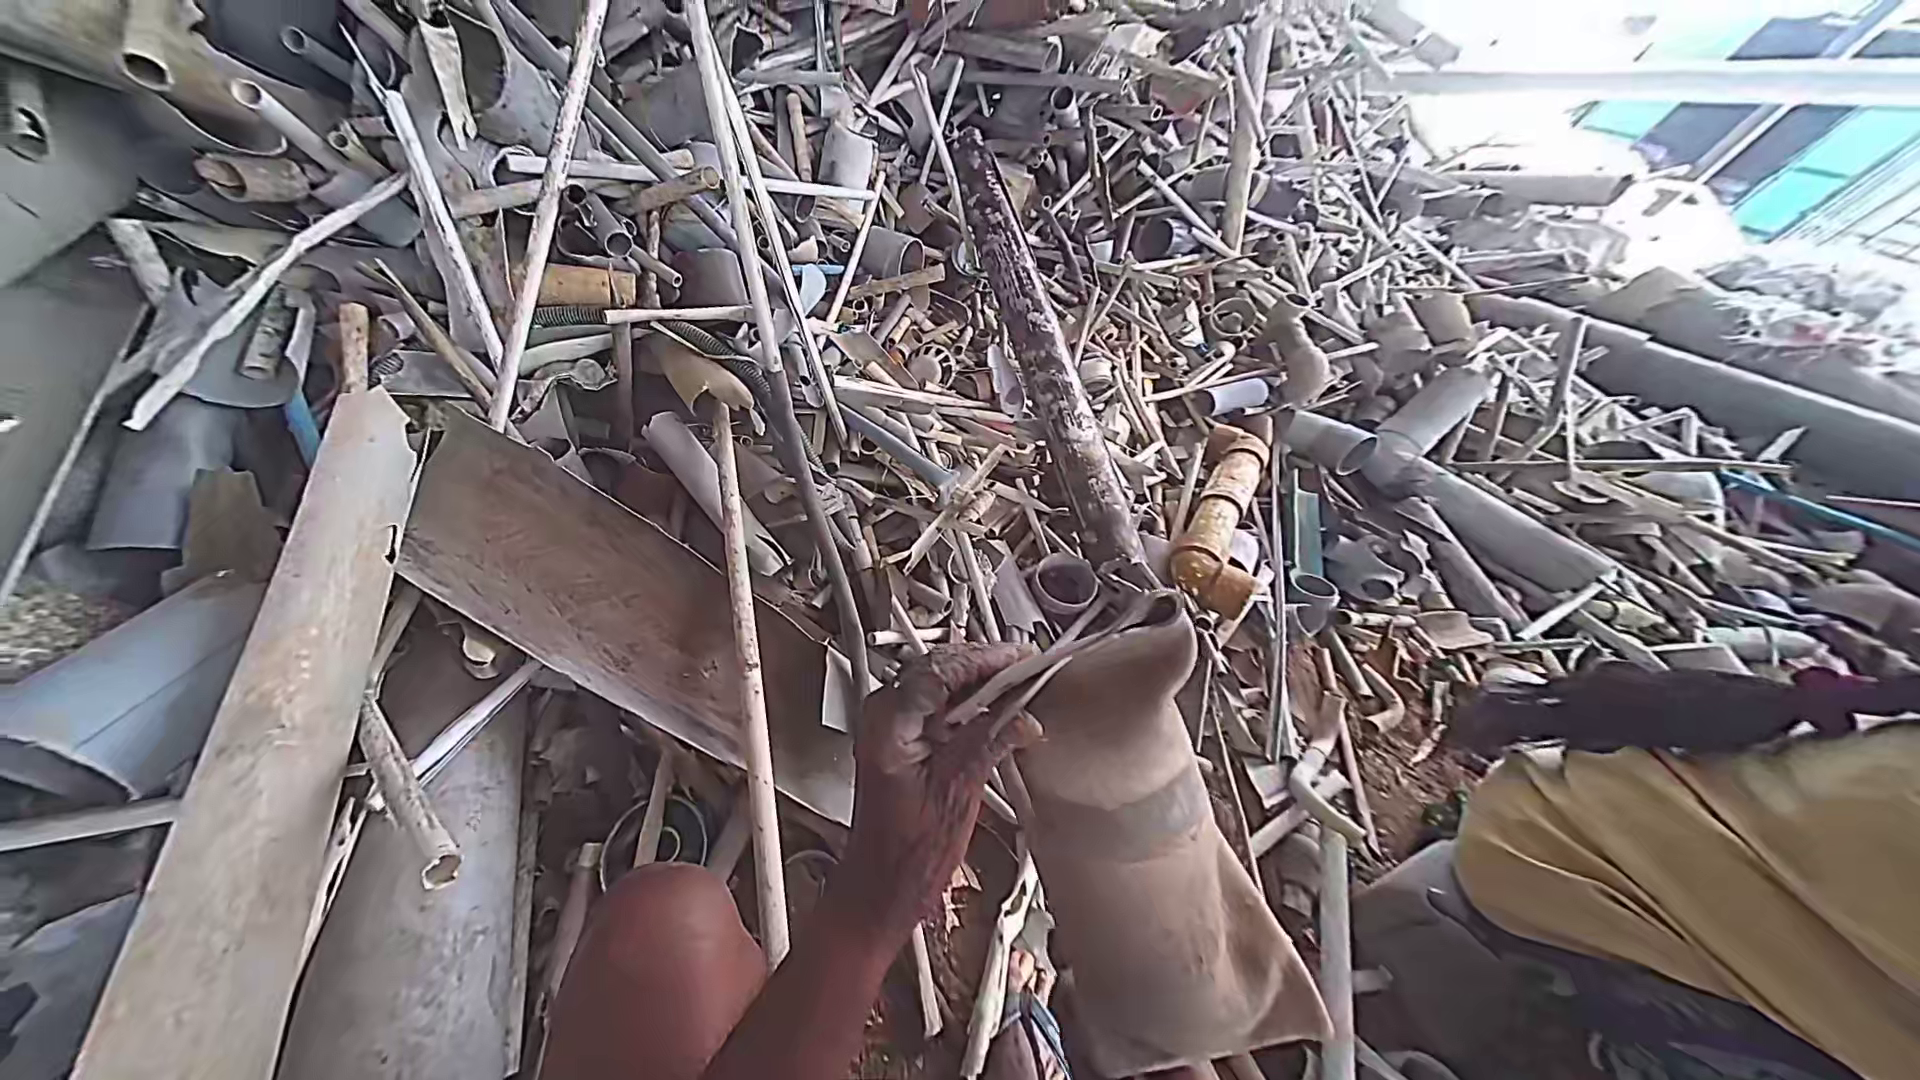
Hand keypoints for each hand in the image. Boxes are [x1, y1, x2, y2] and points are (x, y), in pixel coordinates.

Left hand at [833, 643, 1040, 933]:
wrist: (880, 889)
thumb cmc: (904, 856)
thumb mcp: (957, 793)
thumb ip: (989, 743)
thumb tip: (1023, 716)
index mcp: (888, 723)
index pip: (941, 669)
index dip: (986, 660)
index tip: (1020, 658)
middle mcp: (882, 715)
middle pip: (940, 669)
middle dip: (986, 666)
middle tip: (1027, 667)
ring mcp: (890, 723)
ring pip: (941, 684)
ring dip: (981, 683)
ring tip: (1020, 685)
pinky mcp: (903, 736)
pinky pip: (940, 704)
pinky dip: (971, 704)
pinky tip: (997, 709)